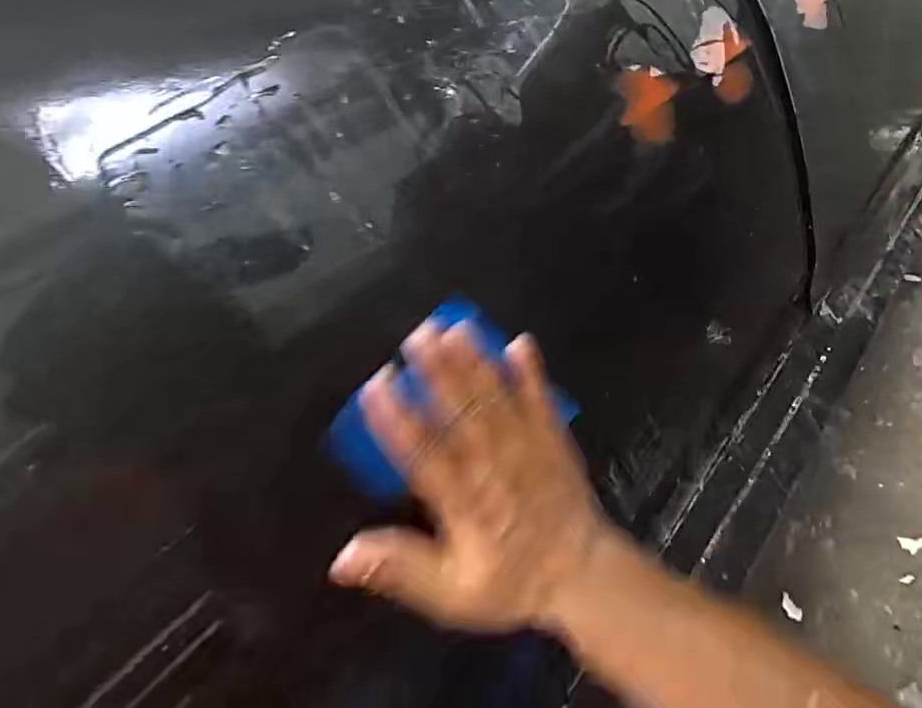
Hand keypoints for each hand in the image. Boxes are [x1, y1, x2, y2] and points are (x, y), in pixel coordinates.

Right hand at [327, 322, 608, 631]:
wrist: (578, 571)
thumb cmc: (510, 580)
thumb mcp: (449, 593)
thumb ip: (400, 569)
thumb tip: (343, 556)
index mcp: (464, 502)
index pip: (424, 455)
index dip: (397, 419)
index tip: (378, 384)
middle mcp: (495, 466)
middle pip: (463, 414)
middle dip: (440, 372)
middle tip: (419, 336)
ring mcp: (529, 446)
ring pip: (498, 399)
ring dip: (478, 362)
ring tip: (457, 328)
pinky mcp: (554, 437)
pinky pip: (542, 400)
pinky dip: (532, 372)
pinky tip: (519, 343)